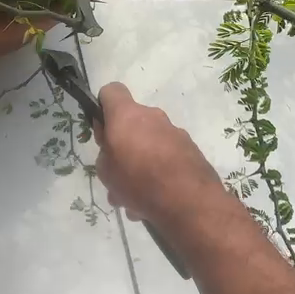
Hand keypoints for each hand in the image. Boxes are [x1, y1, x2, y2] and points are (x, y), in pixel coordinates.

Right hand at [94, 82, 232, 235]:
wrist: (189, 202)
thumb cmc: (137, 181)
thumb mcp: (105, 171)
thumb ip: (105, 153)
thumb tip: (112, 149)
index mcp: (127, 115)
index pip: (111, 91)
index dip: (103, 107)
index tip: (104, 131)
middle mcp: (152, 116)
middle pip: (132, 123)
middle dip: (124, 145)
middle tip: (119, 173)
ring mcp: (175, 132)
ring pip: (150, 143)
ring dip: (142, 162)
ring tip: (137, 196)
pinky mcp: (191, 149)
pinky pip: (167, 157)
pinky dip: (160, 171)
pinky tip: (156, 199)